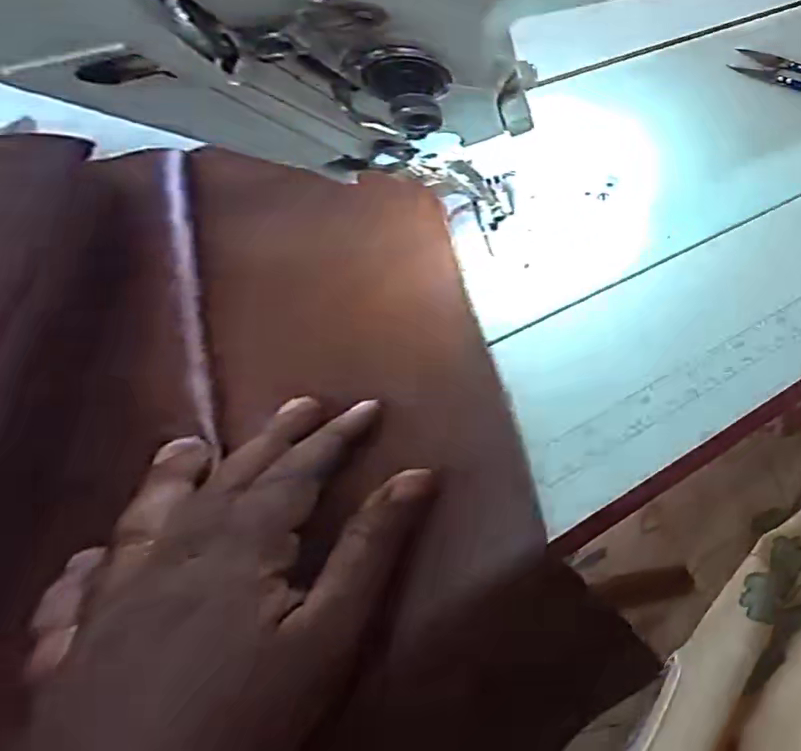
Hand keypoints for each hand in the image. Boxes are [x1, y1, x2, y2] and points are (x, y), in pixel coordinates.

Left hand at [23, 398, 433, 750]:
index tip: (367, 406)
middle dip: (268, 442)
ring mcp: (104, 616)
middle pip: (222, 489)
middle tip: (301, 404)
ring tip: (185, 447)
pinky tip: (88, 558)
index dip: (331, 439)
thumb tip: (418, 474)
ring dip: (167, 483)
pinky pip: (68, 602)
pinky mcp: (64, 663)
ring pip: (139, 529)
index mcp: (234, 557)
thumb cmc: (249, 715)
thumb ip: (371, 548)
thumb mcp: (332, 631)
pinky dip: (84, 569)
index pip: (291, 478)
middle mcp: (166, 569)